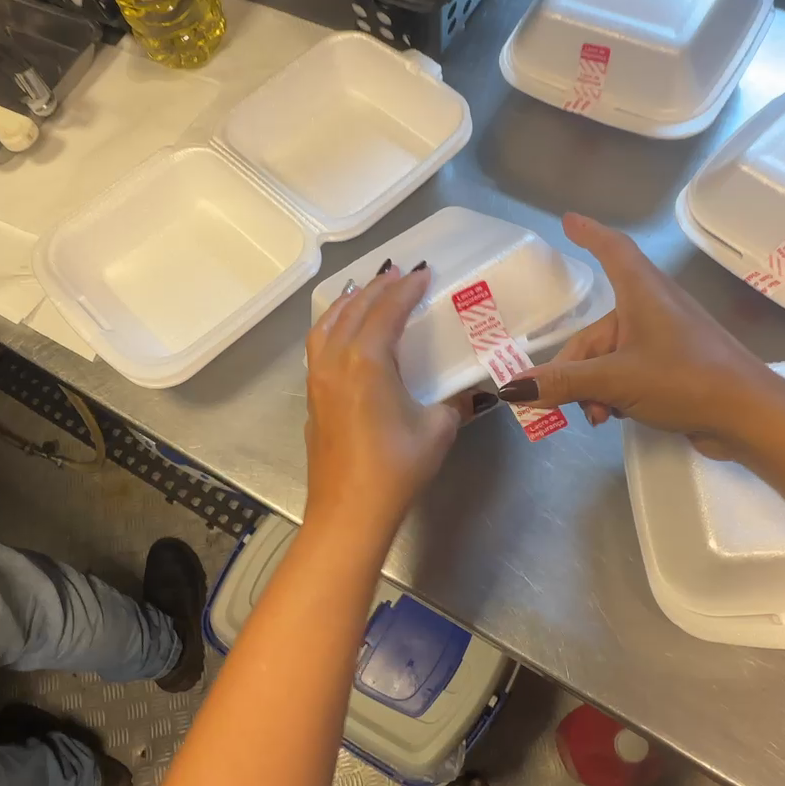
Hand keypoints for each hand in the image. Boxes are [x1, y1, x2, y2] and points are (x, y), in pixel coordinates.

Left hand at [305, 261, 471, 538]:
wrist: (349, 512)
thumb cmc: (396, 468)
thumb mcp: (437, 431)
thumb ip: (454, 405)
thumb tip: (471, 395)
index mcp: (366, 360)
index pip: (387, 310)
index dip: (406, 289)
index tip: (423, 273)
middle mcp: (336, 361)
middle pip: (354, 310)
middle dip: (377, 288)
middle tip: (398, 273)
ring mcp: (318, 380)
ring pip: (327, 326)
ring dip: (348, 304)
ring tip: (365, 292)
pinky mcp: (313, 399)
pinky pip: (319, 347)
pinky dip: (333, 327)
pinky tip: (343, 334)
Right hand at [501, 213, 784, 457]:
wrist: (748, 415)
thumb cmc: (686, 380)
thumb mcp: (616, 380)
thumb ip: (563, 383)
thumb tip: (512, 389)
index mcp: (642, 294)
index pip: (613, 250)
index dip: (590, 234)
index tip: (568, 221)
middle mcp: (651, 309)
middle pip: (594, 331)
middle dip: (573, 369)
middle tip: (557, 401)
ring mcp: (663, 339)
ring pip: (606, 358)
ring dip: (591, 388)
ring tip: (596, 416)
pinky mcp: (672, 366)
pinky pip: (626, 372)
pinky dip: (612, 392)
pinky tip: (613, 415)